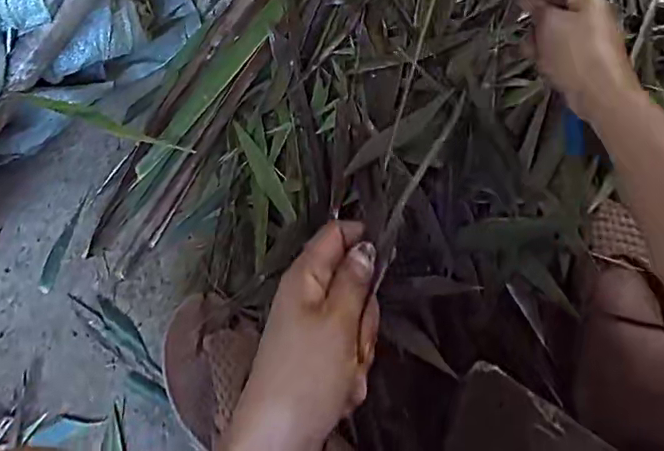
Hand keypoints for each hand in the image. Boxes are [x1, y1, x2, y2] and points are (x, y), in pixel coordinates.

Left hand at [221, 220, 380, 450]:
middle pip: (353, 282)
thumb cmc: (306, 375)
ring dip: (359, 348)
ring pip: (355, 320)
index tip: (385, 256)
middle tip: (355, 337)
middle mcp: (306, 296)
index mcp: (305, 275)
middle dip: (364, 313)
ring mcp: (311, 328)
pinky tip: (341, 390)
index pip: (335, 233)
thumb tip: (365, 246)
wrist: (277, 443)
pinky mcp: (316, 359)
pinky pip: (347, 351)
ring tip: (345, 371)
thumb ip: (355, 281)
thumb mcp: (339, 322)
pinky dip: (350, 371)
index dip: (362, 237)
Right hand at [520, 0, 642, 121]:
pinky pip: (565, 59)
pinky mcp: (589, 68)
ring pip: (558, 41)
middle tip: (529, 38)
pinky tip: (548, 71)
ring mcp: (594, 47)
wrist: (601, 96)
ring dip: (542, 48)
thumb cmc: (576, 53)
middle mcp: (596, 22)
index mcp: (591, 4)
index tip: (521, 8)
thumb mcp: (549, 22)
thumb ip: (537, 8)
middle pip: (557, 18)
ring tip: (536, 57)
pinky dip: (553, 63)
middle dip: (538, 28)